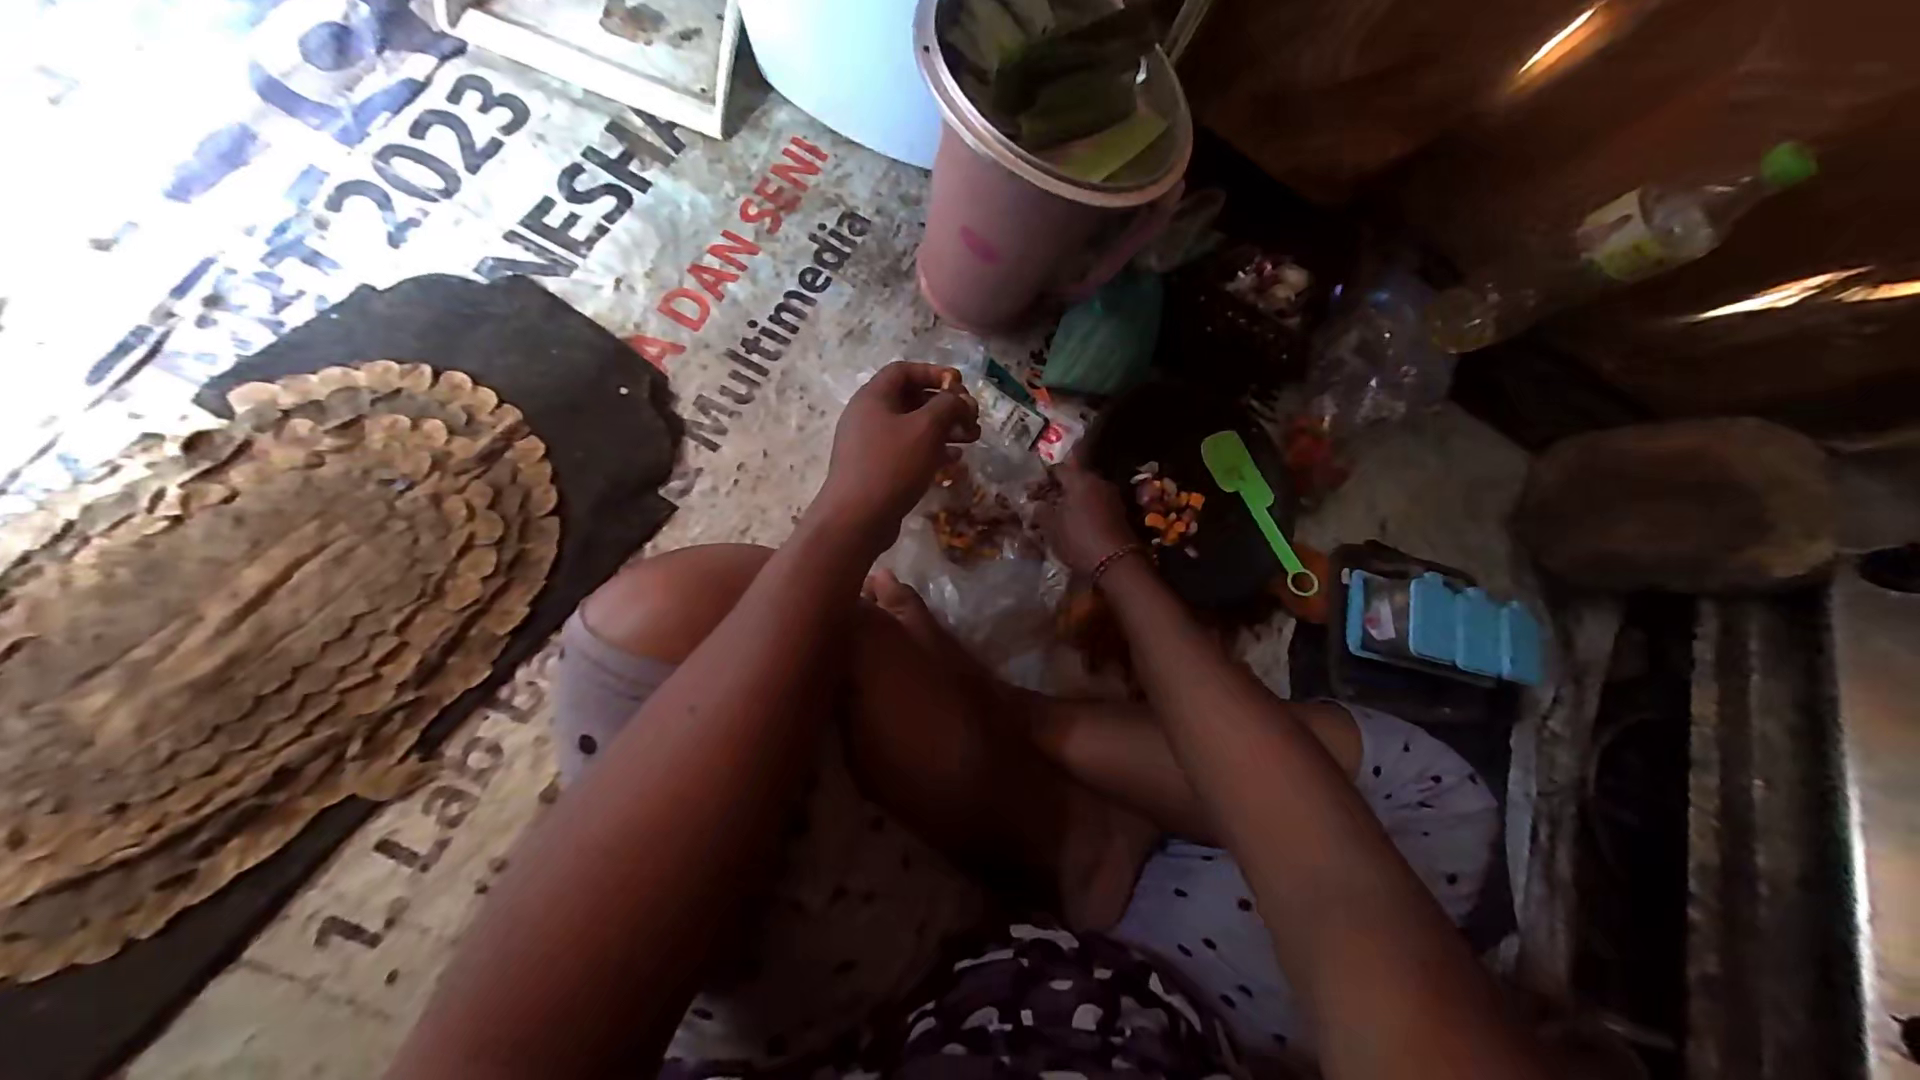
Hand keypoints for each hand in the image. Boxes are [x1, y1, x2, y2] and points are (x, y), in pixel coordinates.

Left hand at [813, 362, 979, 551]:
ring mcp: (871, 445)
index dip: (933, 373)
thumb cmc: (891, 465)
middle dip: (946, 406)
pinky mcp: (877, 470)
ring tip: (972, 440)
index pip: (903, 371)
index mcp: (873, 397)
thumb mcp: (926, 429)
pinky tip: (955, 462)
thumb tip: (958, 400)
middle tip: (973, 418)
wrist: (856, 518)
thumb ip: (947, 406)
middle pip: (912, 400)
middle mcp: (868, 417)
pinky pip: (908, 452)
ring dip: (945, 430)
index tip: (960, 385)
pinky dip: (933, 452)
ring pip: (913, 429)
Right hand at [1034, 449, 1139, 576]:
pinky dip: (1085, 509)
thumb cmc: (1078, 539)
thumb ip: (1040, 510)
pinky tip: (1076, 523)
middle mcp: (1099, 482)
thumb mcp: (1051, 526)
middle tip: (1044, 504)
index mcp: (1080, 479)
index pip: (1058, 469)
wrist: (1116, 562)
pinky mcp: (1120, 512)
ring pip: (1086, 492)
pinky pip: (1097, 504)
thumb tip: (1036, 504)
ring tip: (1059, 516)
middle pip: (1074, 479)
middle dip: (1058, 490)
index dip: (1043, 479)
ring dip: (1072, 501)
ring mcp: (1112, 497)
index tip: (1032, 492)